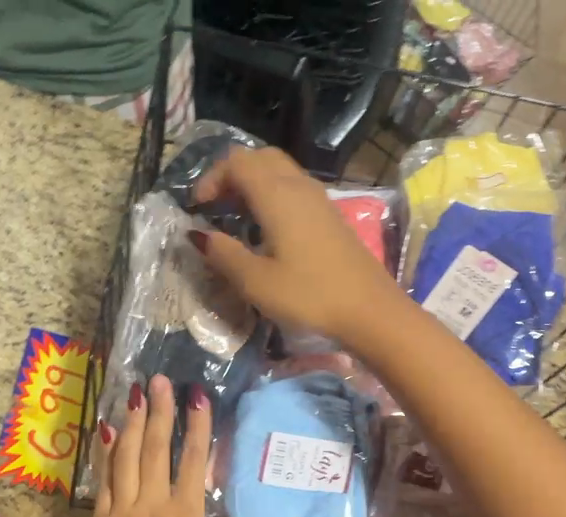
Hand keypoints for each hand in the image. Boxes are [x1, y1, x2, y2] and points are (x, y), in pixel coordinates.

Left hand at [82, 374, 300, 516]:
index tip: (197, 396)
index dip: (197, 426)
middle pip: (157, 449)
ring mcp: (123, 510)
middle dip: (159, 411)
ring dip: (132, 423)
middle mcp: (153, 504)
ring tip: (134, 393)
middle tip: (159, 379)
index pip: (193, 462)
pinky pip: (103, 479)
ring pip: (127, 457)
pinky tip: (106, 431)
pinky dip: (105, 453)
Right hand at [190, 146, 408, 348]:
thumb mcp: (256, 282)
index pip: (237, 162)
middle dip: (231, 176)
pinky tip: (264, 230)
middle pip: (260, 158)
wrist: (368, 309)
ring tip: (235, 218)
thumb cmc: (308, 295)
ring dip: (252, 185)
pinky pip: (293, 189)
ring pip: (278, 171)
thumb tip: (198, 236)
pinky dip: (271, 197)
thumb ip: (223, 254)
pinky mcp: (329, 216)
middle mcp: (298, 186)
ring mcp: (318, 199)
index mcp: (277, 195)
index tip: (197, 209)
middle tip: (215, 207)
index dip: (211, 178)